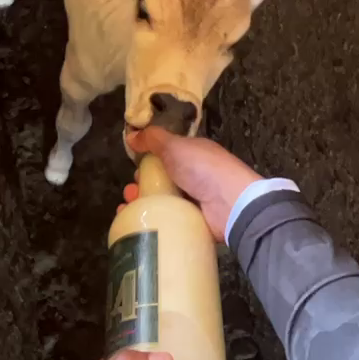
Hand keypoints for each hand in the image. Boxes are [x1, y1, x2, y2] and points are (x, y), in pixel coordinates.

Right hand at [123, 128, 262, 241]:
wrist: (231, 203)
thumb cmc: (202, 168)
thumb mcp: (175, 146)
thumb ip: (152, 139)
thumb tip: (131, 135)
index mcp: (193, 154)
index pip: (167, 155)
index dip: (149, 160)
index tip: (134, 167)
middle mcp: (196, 176)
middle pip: (163, 179)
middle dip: (142, 185)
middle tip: (129, 191)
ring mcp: (197, 200)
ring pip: (164, 201)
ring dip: (144, 204)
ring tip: (127, 208)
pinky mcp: (195, 221)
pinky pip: (170, 221)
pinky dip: (154, 222)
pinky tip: (140, 224)